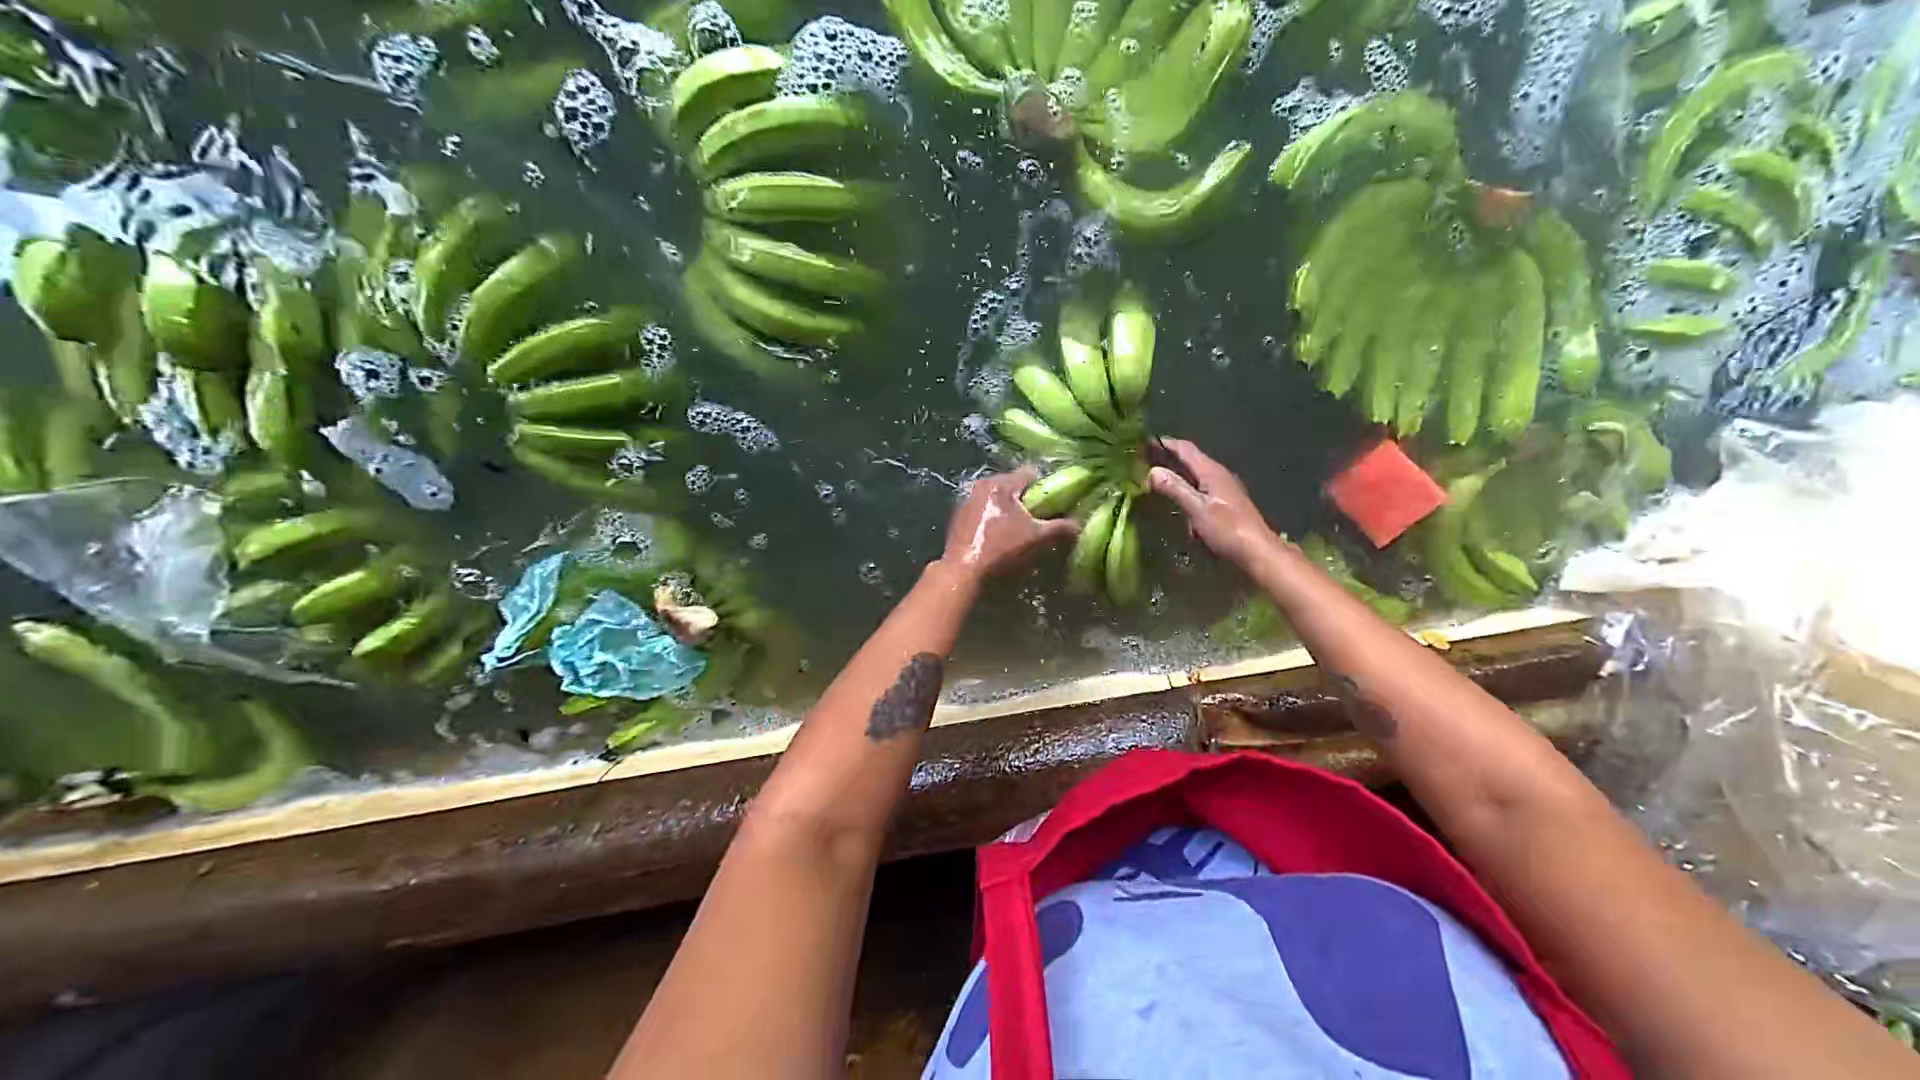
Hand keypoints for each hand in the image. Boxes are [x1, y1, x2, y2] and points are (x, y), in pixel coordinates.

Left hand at [940, 467, 1078, 581]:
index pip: (1031, 473)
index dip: (1046, 486)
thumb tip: (1077, 525)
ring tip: (1020, 531)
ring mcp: (966, 500)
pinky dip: (994, 519)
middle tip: (1040, 519)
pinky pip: (984, 511)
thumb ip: (1060, 528)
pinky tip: (1000, 538)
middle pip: (1013, 486)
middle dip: (1028, 500)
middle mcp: (981, 485)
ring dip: (1010, 510)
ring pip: (997, 499)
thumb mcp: (1037, 538)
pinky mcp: (958, 517)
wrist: (962, 572)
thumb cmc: (1001, 549)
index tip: (1055, 503)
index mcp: (1000, 483)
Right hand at [1147, 438, 1279, 567]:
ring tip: (1154, 475)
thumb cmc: (1227, 529)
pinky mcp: (1224, 502)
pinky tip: (1175, 495)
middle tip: (1143, 459)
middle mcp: (1218, 474)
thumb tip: (1152, 471)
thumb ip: (1175, 488)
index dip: (1165, 444)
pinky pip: (1199, 486)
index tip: (1144, 442)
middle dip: (1168, 457)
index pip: (1186, 449)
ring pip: (1195, 473)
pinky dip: (1184, 485)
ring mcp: (1223, 488)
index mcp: (1212, 471)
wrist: (1257, 551)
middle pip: (1190, 459)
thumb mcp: (1198, 509)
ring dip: (1176, 471)